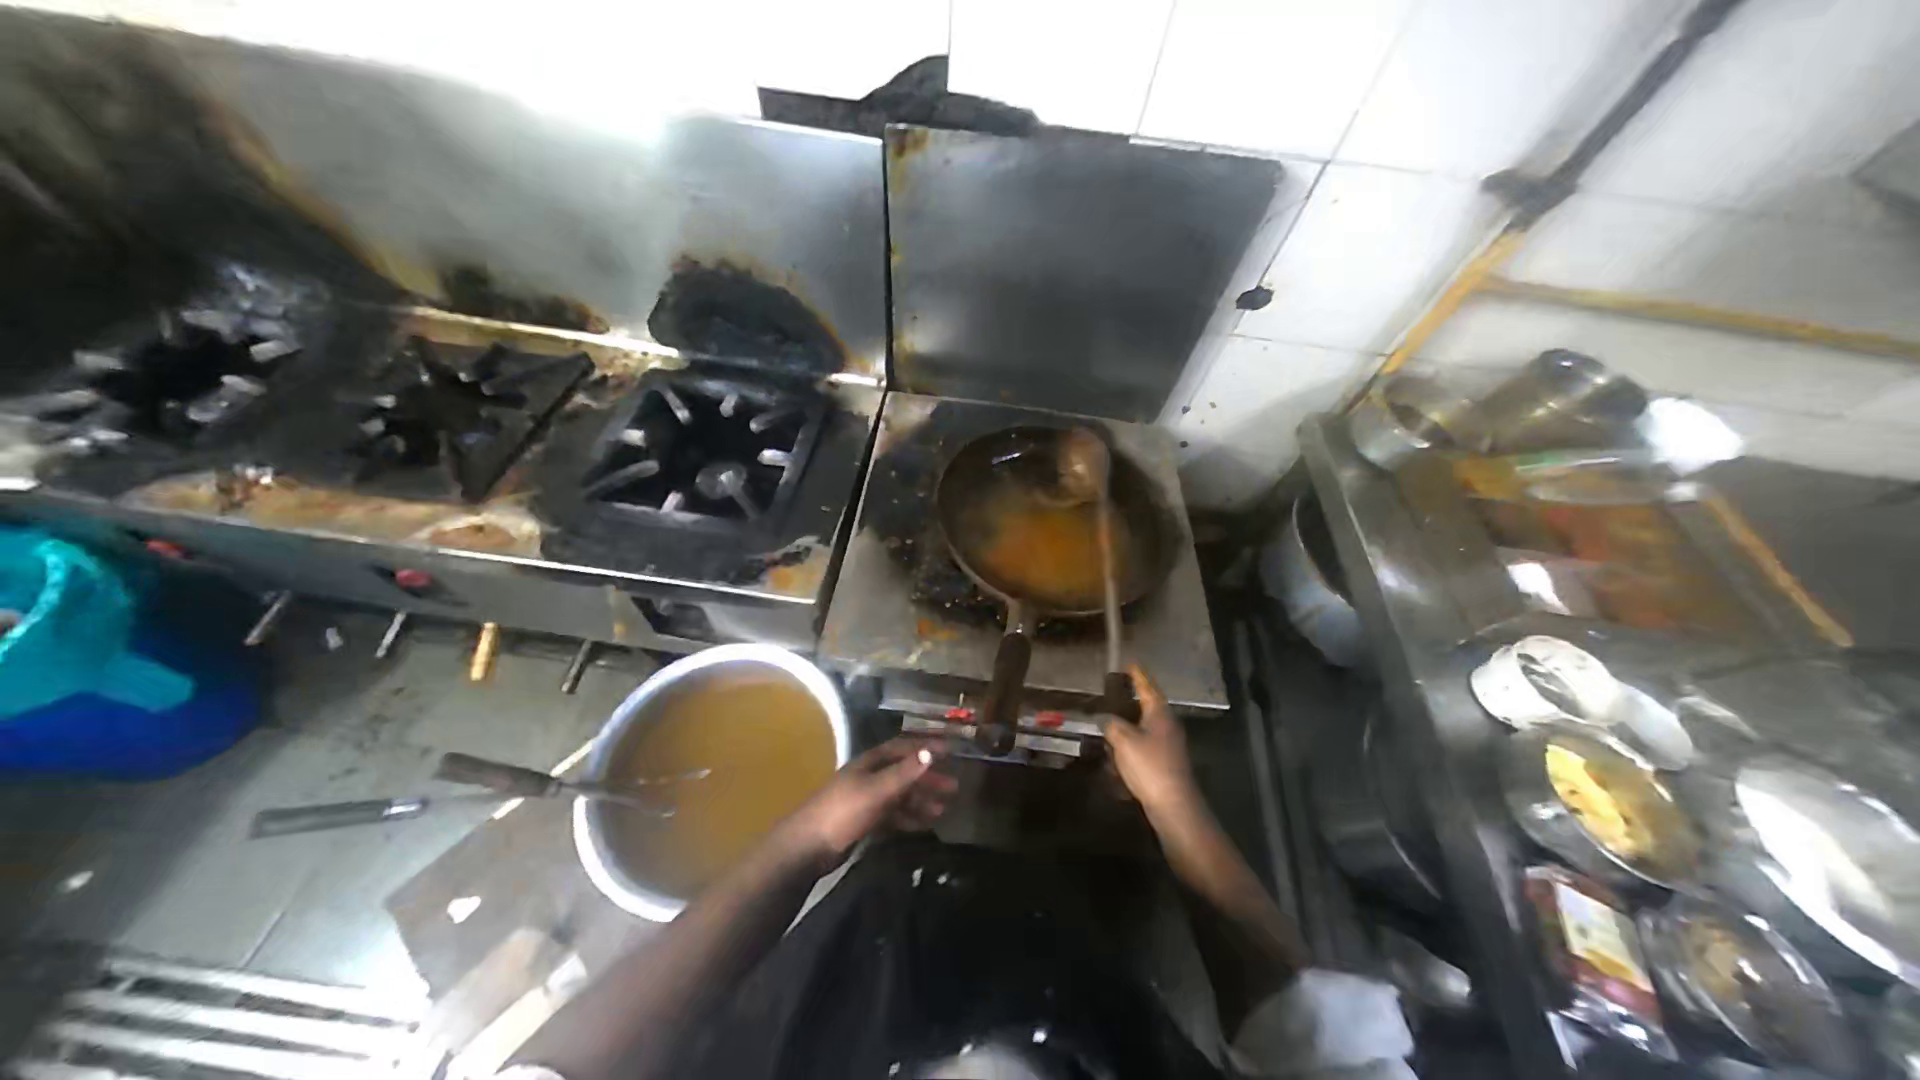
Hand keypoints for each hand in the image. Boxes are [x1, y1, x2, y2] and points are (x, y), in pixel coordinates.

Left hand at [777, 737, 958, 869]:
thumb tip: (931, 751)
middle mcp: (869, 777)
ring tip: (943, 810)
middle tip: (954, 788)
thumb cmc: (843, 812)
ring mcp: (866, 799)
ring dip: (921, 801)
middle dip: (928, 778)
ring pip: (900, 796)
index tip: (950, 751)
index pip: (902, 748)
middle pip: (903, 773)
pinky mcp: (864, 821)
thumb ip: (904, 773)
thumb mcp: (877, 790)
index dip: (925, 747)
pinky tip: (924, 825)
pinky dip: (908, 818)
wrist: (808, 847)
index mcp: (869, 763)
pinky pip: (893, 815)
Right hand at [1101, 665, 1199, 815]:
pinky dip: (1127, 751)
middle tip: (1109, 696)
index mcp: (1159, 714)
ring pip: (1140, 730)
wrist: (1174, 806)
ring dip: (1123, 731)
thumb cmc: (1150, 766)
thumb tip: (1103, 717)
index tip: (1129, 663)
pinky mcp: (1162, 763)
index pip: (1147, 687)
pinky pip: (1140, 749)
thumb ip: (1110, 724)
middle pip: (1145, 707)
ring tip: (1105, 731)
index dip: (1137, 675)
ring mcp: (1166, 745)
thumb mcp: (1124, 740)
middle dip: (1126, 704)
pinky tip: (1114, 761)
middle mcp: (1166, 725)